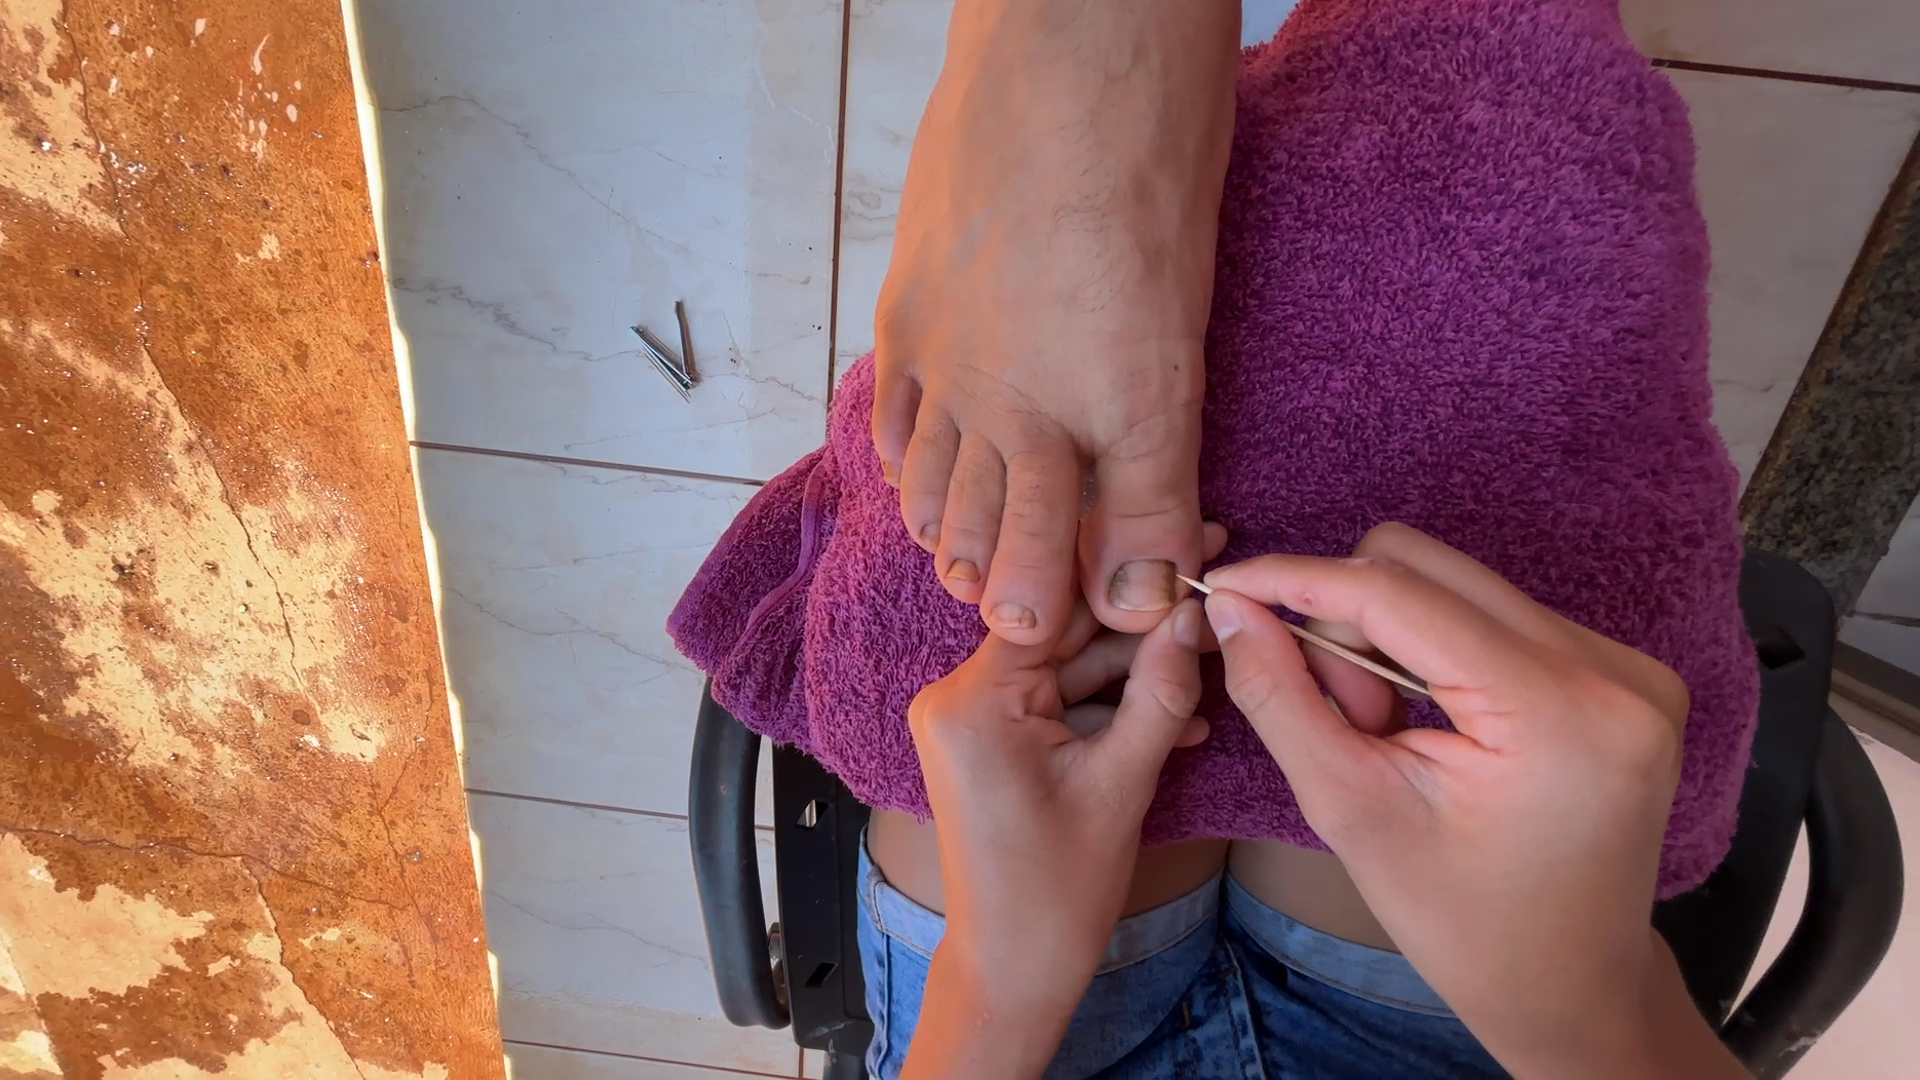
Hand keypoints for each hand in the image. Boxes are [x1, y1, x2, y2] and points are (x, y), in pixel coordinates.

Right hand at [872, 0, 1240, 644]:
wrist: (1070, 67)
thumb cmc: (1142, 206)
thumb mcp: (1173, 365)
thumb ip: (1150, 490)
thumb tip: (1135, 597)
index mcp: (1054, 430)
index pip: (1040, 557)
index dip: (1043, 608)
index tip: (1045, 635)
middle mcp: (980, 408)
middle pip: (971, 527)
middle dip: (986, 579)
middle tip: (993, 609)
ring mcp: (933, 358)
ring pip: (926, 478)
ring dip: (942, 526)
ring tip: (954, 557)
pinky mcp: (906, 307)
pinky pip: (891, 410)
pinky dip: (903, 455)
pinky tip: (912, 467)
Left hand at [901, 598, 1206, 1078]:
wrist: (1013, 966)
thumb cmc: (1058, 889)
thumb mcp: (1121, 783)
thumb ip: (1160, 692)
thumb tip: (1195, 615)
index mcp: (972, 700)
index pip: (1054, 608)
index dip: (1127, 576)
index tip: (1183, 543)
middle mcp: (955, 696)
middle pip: (1061, 638)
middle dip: (1138, 627)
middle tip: (1204, 594)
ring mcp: (968, 716)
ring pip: (1064, 671)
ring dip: (1131, 673)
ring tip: (1204, 656)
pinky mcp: (986, 736)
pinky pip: (1052, 703)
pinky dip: (1103, 708)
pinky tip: (1171, 709)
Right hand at [1201, 524, 1745, 1079]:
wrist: (1568, 985)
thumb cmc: (1456, 916)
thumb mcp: (1342, 806)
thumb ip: (1275, 694)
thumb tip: (1231, 608)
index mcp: (1556, 711)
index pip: (1394, 594)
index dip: (1295, 579)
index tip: (1226, 584)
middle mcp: (1608, 666)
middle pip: (1418, 564)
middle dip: (1343, 618)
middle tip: (1339, 709)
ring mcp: (1619, 661)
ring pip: (1441, 580)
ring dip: (1377, 635)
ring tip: (1379, 724)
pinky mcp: (1607, 666)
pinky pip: (1472, 606)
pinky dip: (1415, 644)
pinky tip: (1417, 715)